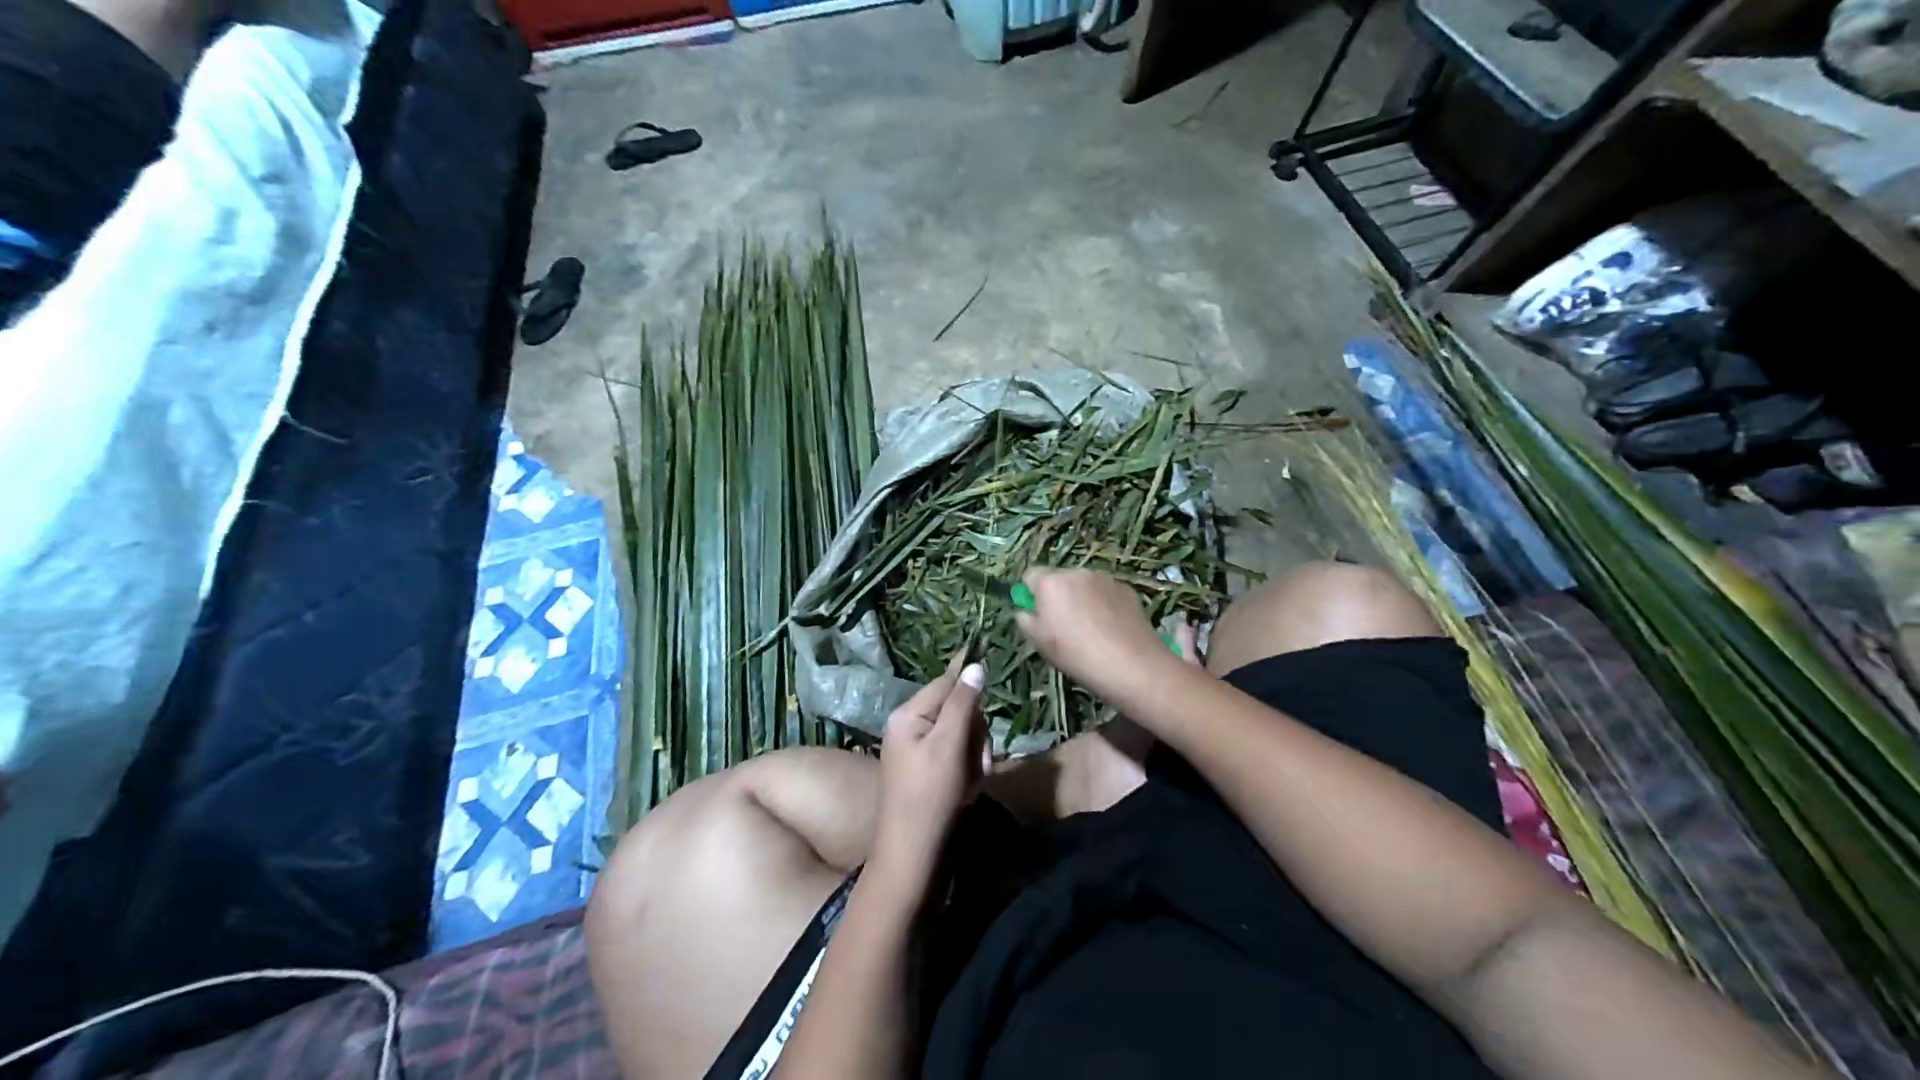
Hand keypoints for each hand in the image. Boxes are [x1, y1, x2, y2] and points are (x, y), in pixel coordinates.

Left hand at [871, 652, 987, 880]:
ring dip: (974, 758)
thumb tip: (975, 665)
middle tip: (977, 765)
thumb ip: (962, 703)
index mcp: (907, 714)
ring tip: (970, 784)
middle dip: (975, 737)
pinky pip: (955, 757)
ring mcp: (916, 750)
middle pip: (957, 711)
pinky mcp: (925, 771)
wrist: (912, 853)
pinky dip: (966, 773)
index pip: (948, 685)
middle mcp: (909, 726)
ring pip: (961, 736)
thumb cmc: (930, 795)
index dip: (971, 701)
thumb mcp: (949, 744)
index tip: (982, 729)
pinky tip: (965, 792)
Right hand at [1015, 568, 1184, 702]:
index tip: (1038, 614)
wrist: (1131, 664)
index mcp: (1051, 582)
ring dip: (1082, 599)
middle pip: (1060, 579)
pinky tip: (1111, 629)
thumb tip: (1025, 611)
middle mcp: (1077, 572)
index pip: (1031, 575)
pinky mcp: (1127, 589)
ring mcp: (1105, 578)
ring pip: (1085, 585)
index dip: (1031, 593)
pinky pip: (1106, 593)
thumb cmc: (1076, 653)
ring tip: (1091, 630)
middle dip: (1059, 596)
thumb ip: (1025, 621)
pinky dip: (1104, 604)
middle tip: (1064, 626)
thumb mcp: (1039, 643)